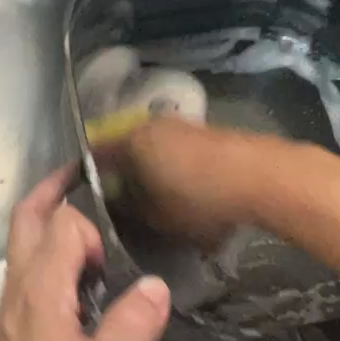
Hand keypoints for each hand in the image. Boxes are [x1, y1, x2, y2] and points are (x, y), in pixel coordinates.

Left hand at [0, 166, 171, 340]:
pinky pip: (31, 262)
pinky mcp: (15, 319)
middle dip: (57, 189)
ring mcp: (13, 301)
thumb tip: (157, 283)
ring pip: (26, 237)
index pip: (64, 223)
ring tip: (99, 219)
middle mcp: (20, 284)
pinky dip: (53, 244)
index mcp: (41, 290)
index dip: (95, 228)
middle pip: (29, 215)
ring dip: (54, 214)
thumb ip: (130, 330)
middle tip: (95, 180)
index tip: (118, 260)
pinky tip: (85, 271)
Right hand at [100, 118, 300, 244]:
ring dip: (149, 174)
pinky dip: (173, 172)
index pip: (94, 153)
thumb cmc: (198, 198)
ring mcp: (183, 127)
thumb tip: (117, 202)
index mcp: (131, 140)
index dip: (83, 174)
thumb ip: (130, 208)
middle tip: (117, 204)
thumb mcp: (156, 215)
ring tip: (151, 204)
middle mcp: (152, 125)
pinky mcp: (207, 135)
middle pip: (125, 149)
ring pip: (153, 151)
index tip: (79, 194)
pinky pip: (177, 155)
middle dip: (120, 175)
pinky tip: (183, 195)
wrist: (260, 177)